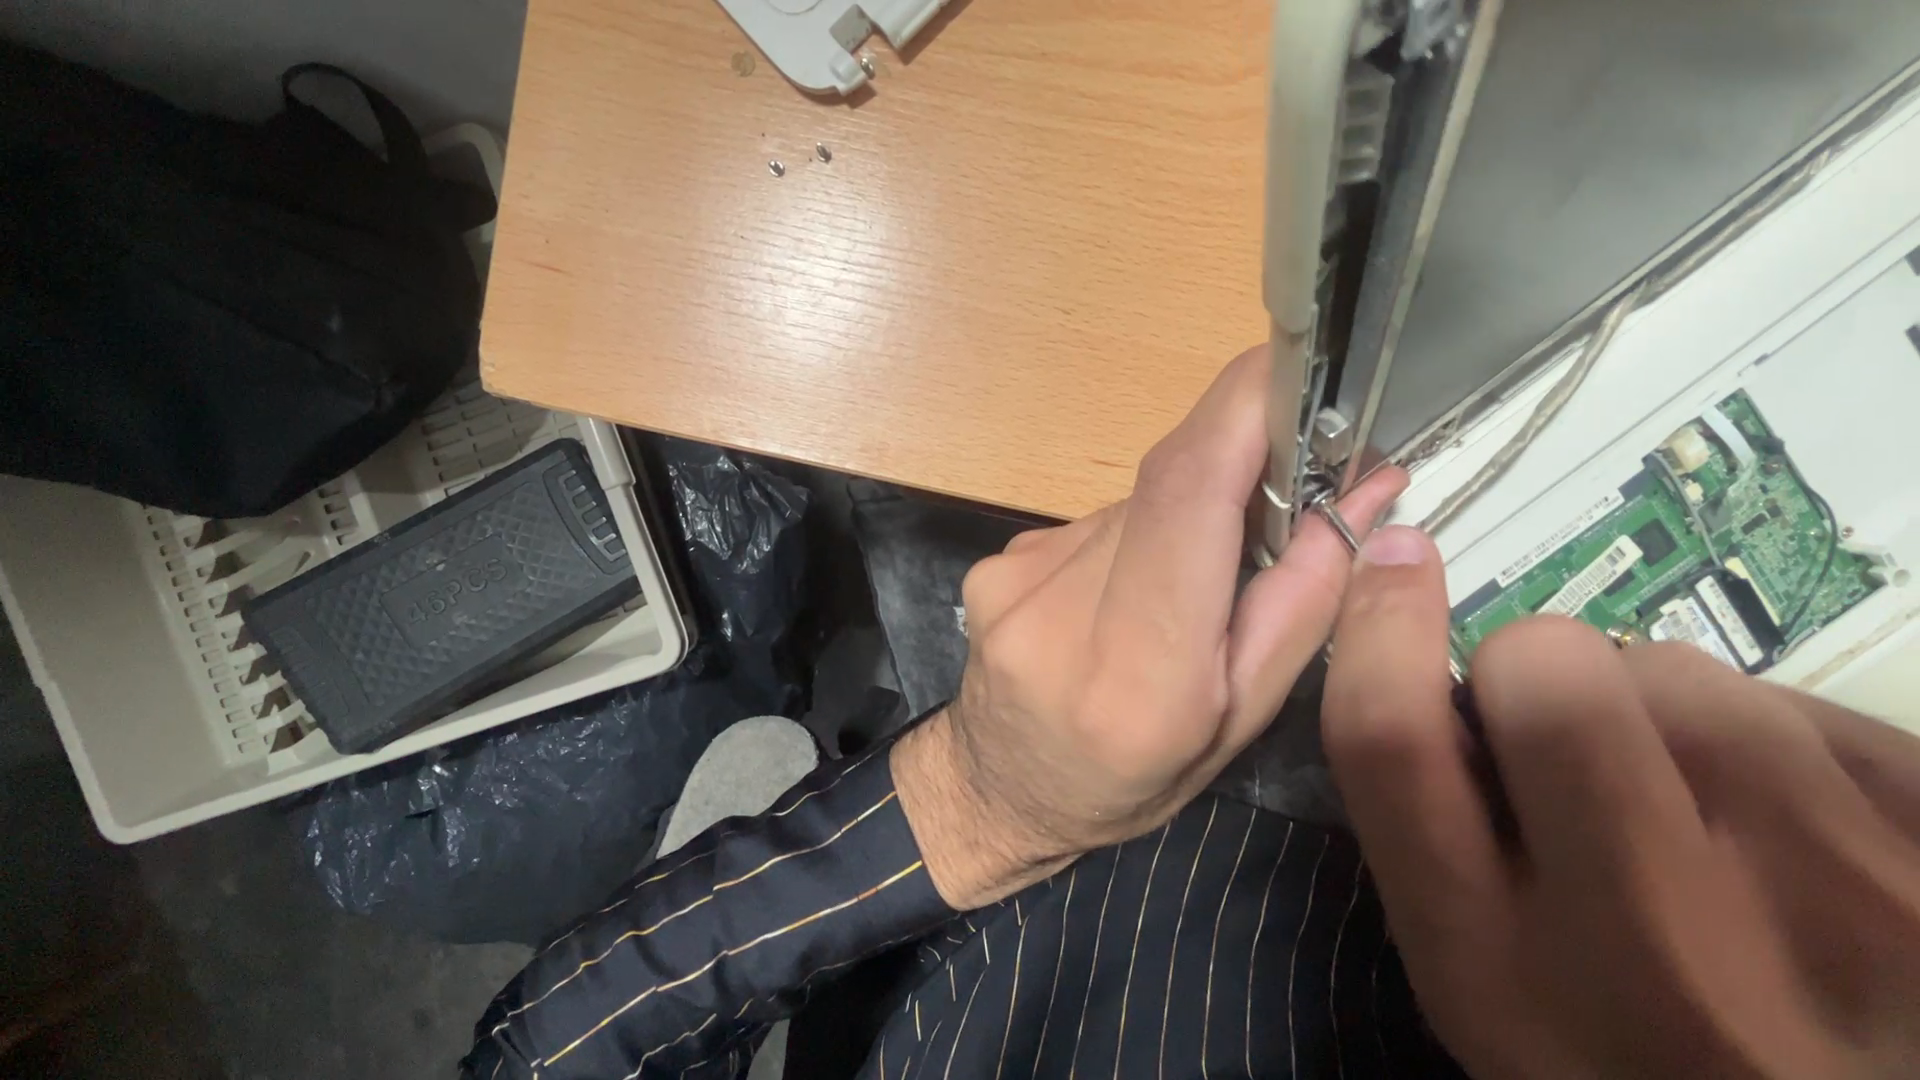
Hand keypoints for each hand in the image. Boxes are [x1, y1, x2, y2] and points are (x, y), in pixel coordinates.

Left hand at [891, 345, 1407, 908]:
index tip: (1294, 371)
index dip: (1239, 414)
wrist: (996, 789)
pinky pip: (1093, 526)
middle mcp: (1058, 610)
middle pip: (1166, 487)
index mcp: (1134, 672)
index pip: (1185, 495)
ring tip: (1181, 595)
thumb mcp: (1234, 725)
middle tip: (1275, 515)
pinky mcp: (996, 562)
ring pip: (1133, 505)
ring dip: (1178, 525)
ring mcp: (1014, 577)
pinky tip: (1119, 600)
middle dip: (1232, 478)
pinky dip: (1131, 544)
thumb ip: (1298, 606)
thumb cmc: (1126, 782)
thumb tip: (1362, 491)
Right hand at [1322, 525, 1919, 1078]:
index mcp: (1497, 965)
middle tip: (1566, 735)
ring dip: (1659, 709)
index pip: (1392, 738)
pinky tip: (1795, 836)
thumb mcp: (1479, 974)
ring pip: (1688, 675)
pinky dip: (1772, 742)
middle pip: (1549, 670)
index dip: (1377, 626)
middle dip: (1534, 667)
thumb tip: (1423, 657)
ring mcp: (1847, 906)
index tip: (1393, 563)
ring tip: (1697, 810)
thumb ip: (1428, 830)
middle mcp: (1656, 937)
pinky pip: (1812, 712)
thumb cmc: (1616, 1053)